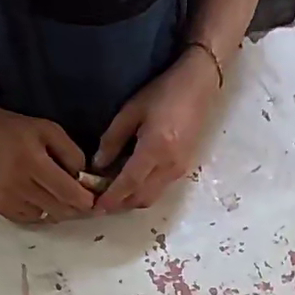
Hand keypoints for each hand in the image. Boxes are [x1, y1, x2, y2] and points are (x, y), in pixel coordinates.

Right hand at [0, 97, 95, 223]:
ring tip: (60, 194)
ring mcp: (8, 200)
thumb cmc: (17, 130)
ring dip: (60, 209)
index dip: (86, 200)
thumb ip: (72, 154)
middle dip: (77, 208)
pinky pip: (33, 219)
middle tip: (85, 200)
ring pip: (49, 217)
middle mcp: (18, 185)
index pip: (67, 192)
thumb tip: (86, 181)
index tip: (96, 199)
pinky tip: (41, 196)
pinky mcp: (1, 208)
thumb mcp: (50, 130)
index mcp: (32, 162)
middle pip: (61, 210)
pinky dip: (43, 211)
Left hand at [92, 46, 221, 212]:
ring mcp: (180, 170)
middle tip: (99, 201)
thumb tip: (98, 165)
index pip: (129, 183)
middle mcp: (170, 166)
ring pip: (151, 198)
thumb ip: (112, 140)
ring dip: (131, 201)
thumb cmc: (163, 93)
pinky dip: (143, 192)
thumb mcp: (131, 111)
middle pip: (141, 198)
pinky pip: (160, 190)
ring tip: (113, 194)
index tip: (95, 206)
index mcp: (155, 149)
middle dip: (119, 205)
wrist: (200, 87)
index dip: (111, 198)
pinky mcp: (185, 170)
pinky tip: (131, 183)